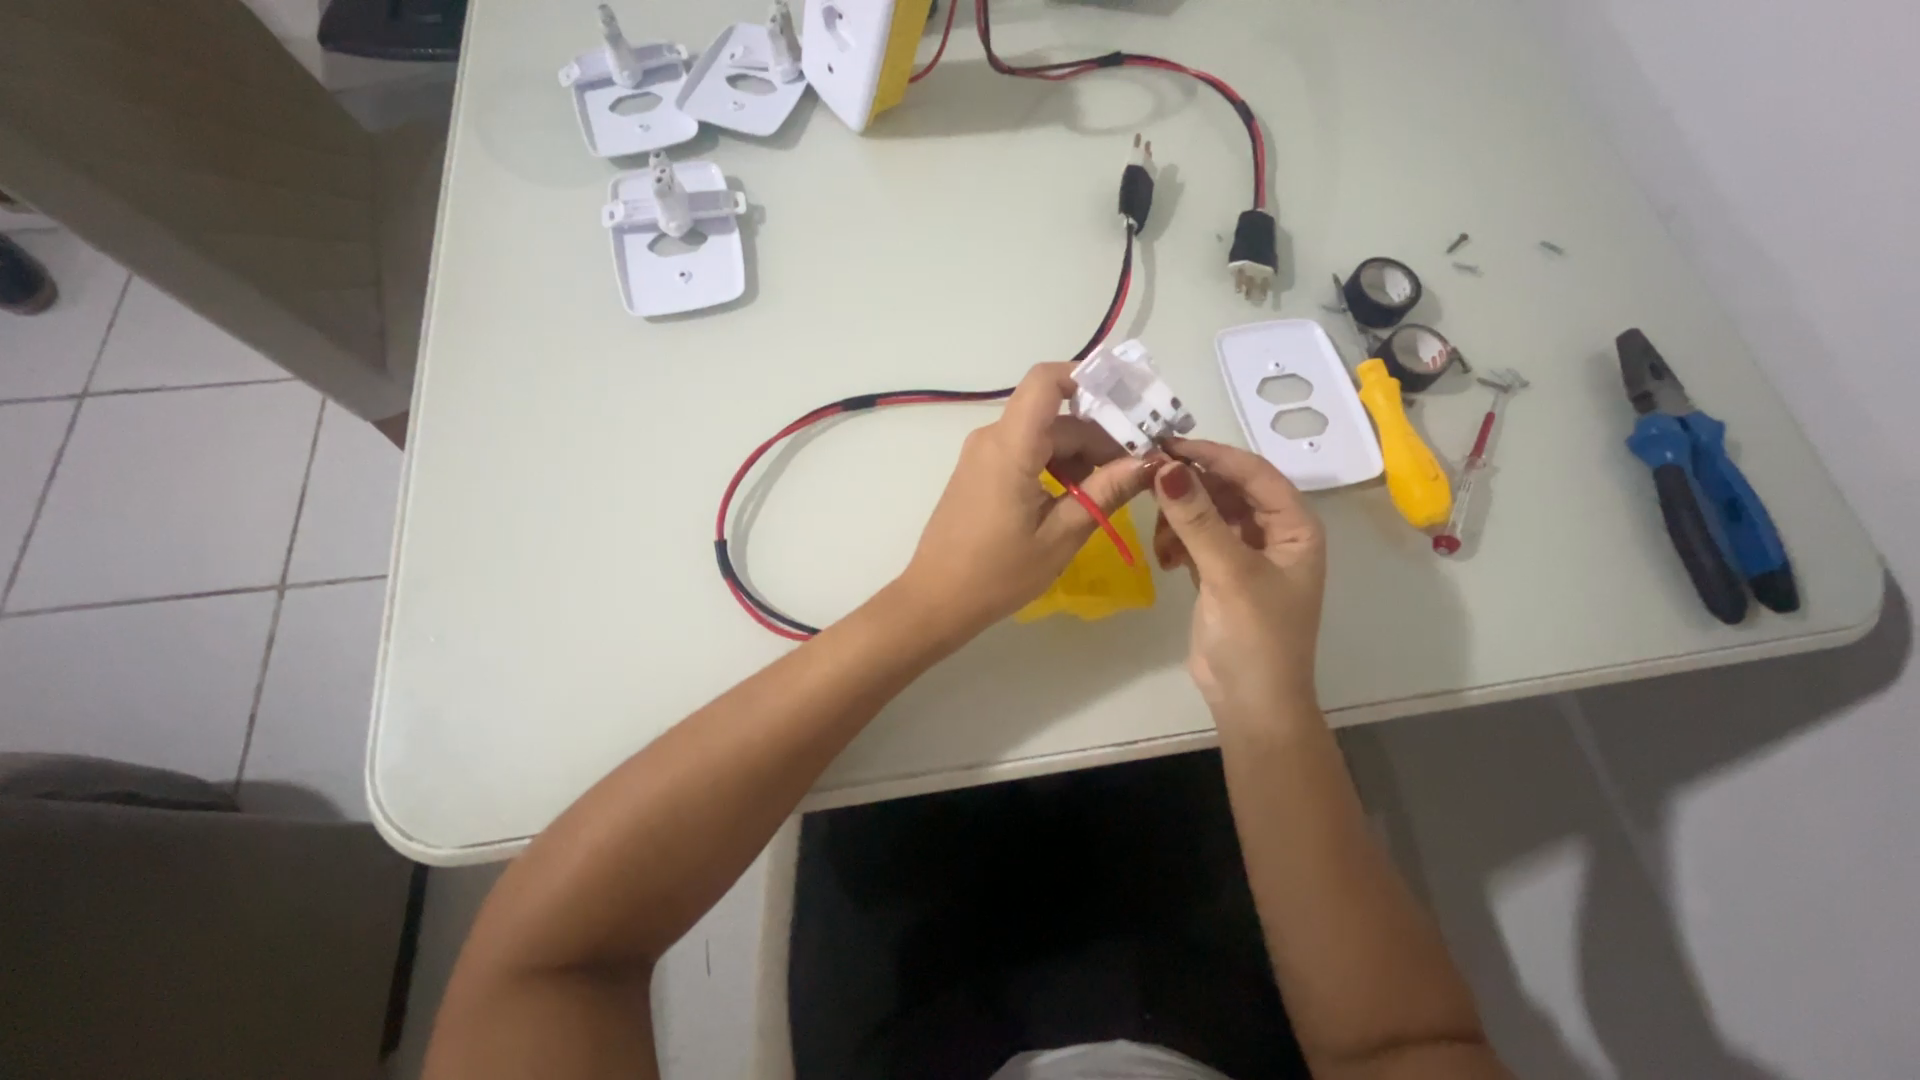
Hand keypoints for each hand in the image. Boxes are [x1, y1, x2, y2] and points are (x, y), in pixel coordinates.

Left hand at [898, 363, 1158, 637]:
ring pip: (1044, 433)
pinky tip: (1077, 496)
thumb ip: (1105, 491)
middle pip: (1056, 415)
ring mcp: (983, 453)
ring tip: (1110, 490)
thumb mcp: (1061, 536)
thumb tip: (1149, 461)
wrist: (936, 600)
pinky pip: (1026, 450)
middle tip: (1137, 468)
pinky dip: (1056, 463)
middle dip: (1100, 434)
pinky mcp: (980, 470)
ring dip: (1080, 453)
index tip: (1129, 402)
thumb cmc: (998, 574)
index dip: (1089, 377)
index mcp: (1010, 447)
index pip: (1047, 381)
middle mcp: (993, 438)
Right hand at [1151, 439, 1325, 716]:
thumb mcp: (1229, 573)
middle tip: (1147, 483)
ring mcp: (1246, 554)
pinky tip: (1165, 560)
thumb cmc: (1256, 637)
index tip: (1166, 445)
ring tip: (1161, 541)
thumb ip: (1197, 518)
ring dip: (1179, 519)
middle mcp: (1274, 534)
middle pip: (1228, 490)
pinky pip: (1196, 539)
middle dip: (1189, 488)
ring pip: (1207, 513)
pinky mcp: (1220, 574)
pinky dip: (1177, 542)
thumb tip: (1165, 467)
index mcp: (1295, 527)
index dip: (1212, 455)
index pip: (1253, 473)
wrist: (1251, 703)